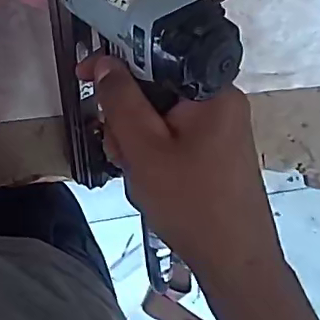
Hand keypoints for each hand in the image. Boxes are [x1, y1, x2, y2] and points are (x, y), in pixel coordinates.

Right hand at [79, 54, 281, 285]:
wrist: (236, 263)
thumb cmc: (191, 203)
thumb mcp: (145, 149)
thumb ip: (120, 100)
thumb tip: (104, 63)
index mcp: (212, 90)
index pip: (158, 55)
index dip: (117, 62)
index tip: (83, 75)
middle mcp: (220, 102)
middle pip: (156, 90)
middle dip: (127, 117)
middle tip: (119, 150)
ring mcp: (219, 130)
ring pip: (161, 118)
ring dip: (137, 142)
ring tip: (136, 175)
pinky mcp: (215, 153)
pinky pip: (174, 139)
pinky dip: (154, 155)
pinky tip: (149, 183)